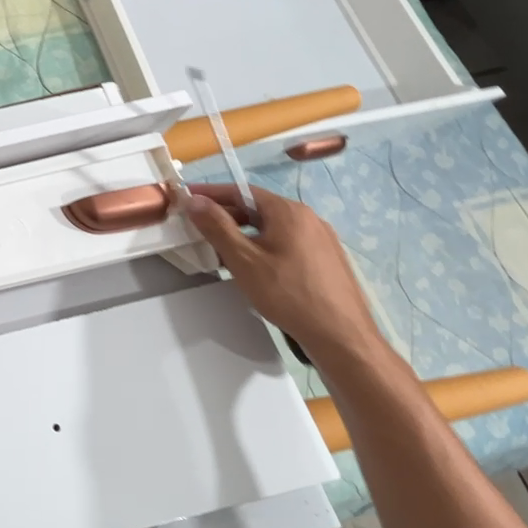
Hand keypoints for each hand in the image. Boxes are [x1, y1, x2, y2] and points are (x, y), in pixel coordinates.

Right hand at [181, 184, 382, 361]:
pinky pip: (287, 241)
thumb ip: (217, 226)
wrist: (341, 336)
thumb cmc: (288, 294)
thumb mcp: (243, 259)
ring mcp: (321, 238)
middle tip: (199, 228)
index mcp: (288, 211)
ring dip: (244, 232)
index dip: (210, 193)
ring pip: (272, 226)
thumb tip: (194, 200)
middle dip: (226, 215)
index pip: (241, 191)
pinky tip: (254, 266)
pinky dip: (264, 244)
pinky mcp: (327, 258)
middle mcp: (308, 217)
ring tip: (222, 250)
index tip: (186, 197)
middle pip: (258, 207)